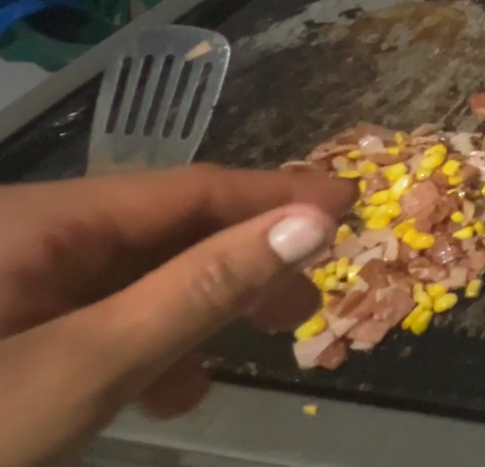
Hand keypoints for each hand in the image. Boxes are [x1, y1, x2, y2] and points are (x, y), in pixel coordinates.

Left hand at [0, 165, 351, 463]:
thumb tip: (316, 220)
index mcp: (32, 224)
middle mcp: (16, 238)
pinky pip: (83, 315)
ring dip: (191, 313)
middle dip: (240, 266)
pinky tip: (156, 391)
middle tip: (303, 307)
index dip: (279, 195)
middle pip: (163, 231)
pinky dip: (136, 344)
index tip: (354, 206)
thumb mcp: (83, 370)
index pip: (191, 189)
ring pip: (128, 277)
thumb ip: (206, 287)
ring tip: (226, 367)